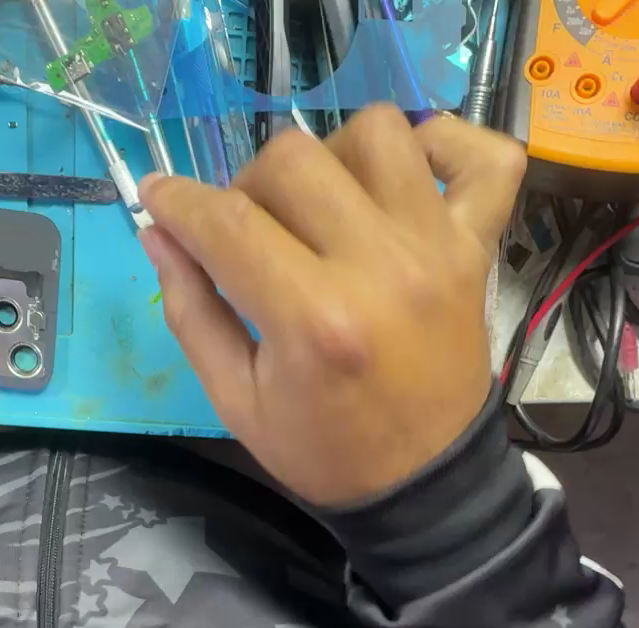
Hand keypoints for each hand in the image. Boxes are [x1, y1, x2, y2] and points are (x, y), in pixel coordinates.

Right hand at [140, 107, 524, 506]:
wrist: (422, 482)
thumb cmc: (324, 451)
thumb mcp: (237, 402)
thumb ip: (191, 314)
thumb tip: (158, 230)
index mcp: (312, 320)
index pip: (227, 224)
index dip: (178, 201)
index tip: (158, 195)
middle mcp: (379, 267)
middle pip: (292, 160)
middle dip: (246, 188)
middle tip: (247, 234)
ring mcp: (438, 248)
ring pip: (375, 133)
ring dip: (329, 158)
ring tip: (319, 209)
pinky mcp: (476, 247)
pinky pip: (480, 154)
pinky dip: (442, 143)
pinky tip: (403, 177)